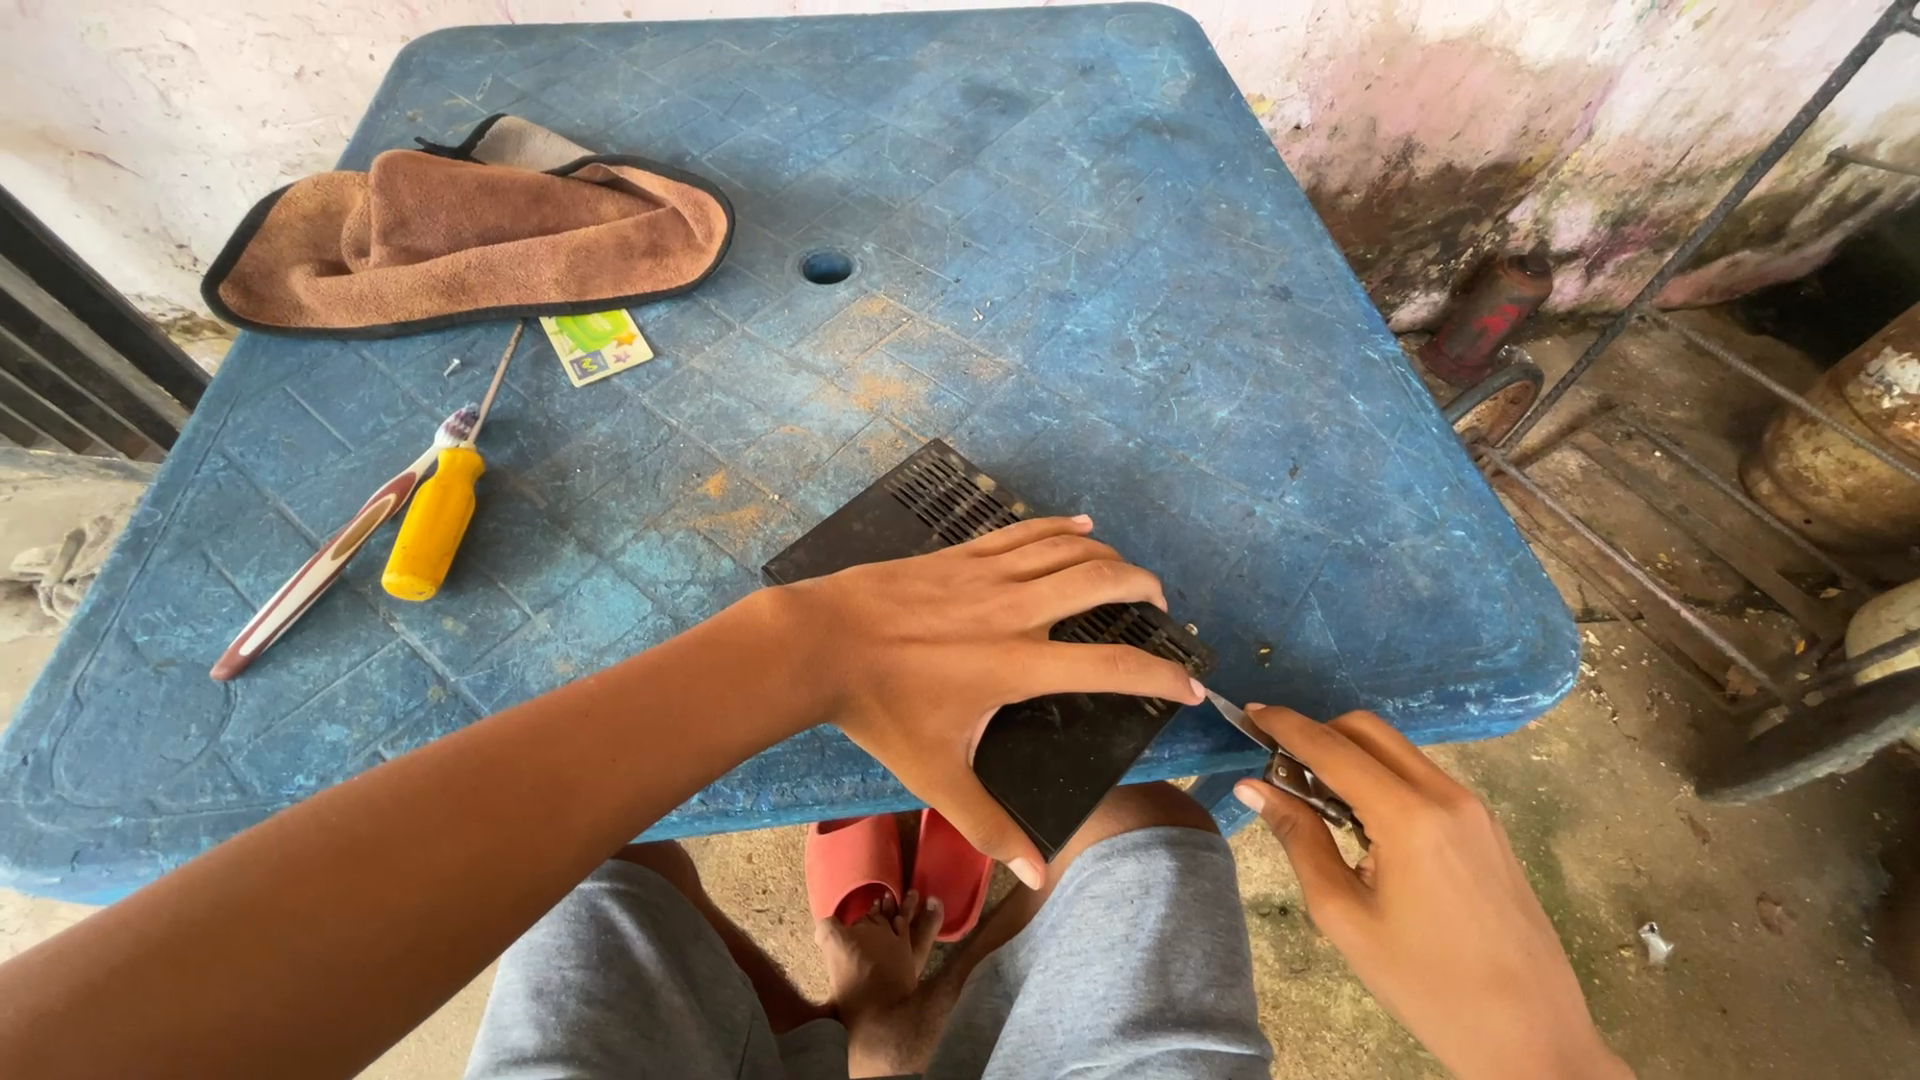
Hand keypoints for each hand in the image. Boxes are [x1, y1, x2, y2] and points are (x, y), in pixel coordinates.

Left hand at [773, 515, 1202, 889]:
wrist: (821, 642)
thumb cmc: (881, 709)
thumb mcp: (936, 774)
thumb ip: (988, 823)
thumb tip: (1034, 872)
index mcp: (1020, 664)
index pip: (1111, 666)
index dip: (1161, 675)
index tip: (1189, 683)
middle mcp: (1017, 609)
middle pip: (1102, 581)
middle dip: (1144, 587)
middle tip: (1159, 605)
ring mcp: (990, 573)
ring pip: (1069, 548)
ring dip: (1109, 555)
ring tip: (1127, 572)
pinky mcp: (963, 553)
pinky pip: (1026, 530)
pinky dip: (1061, 525)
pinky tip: (1081, 525)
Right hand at [1233, 707, 1630, 1079]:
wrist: (1535, 1041)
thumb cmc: (1426, 985)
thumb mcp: (1343, 915)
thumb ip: (1297, 838)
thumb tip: (1252, 786)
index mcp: (1408, 817)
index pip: (1331, 747)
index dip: (1285, 725)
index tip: (1250, 714)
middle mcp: (1446, 795)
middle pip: (1366, 730)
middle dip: (1317, 732)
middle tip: (1280, 763)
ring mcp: (1474, 808)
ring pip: (1395, 749)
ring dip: (1349, 754)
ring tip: (1316, 797)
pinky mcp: (1487, 826)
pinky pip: (1420, 776)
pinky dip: (1380, 775)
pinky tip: (1363, 821)